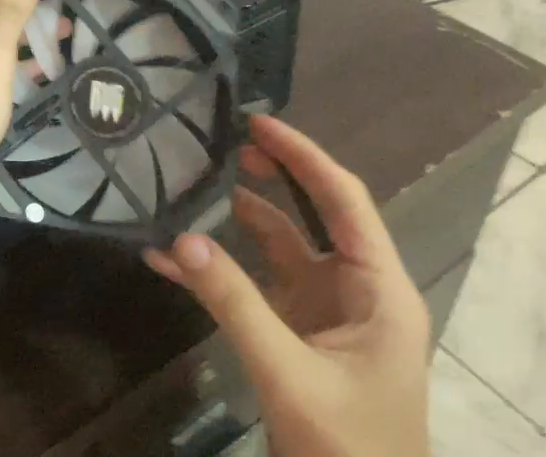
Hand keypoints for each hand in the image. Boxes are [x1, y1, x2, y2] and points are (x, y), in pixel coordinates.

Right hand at [142, 115, 429, 456]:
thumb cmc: (348, 448)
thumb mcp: (289, 374)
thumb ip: (235, 303)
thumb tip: (180, 236)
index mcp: (379, 290)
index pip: (345, 201)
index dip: (303, 155)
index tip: (256, 121)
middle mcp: (356, 289)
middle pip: (313, 214)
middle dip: (272, 176)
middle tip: (224, 143)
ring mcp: (325, 312)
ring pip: (278, 246)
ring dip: (234, 221)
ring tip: (186, 188)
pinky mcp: (297, 334)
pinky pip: (254, 287)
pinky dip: (215, 272)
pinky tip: (166, 261)